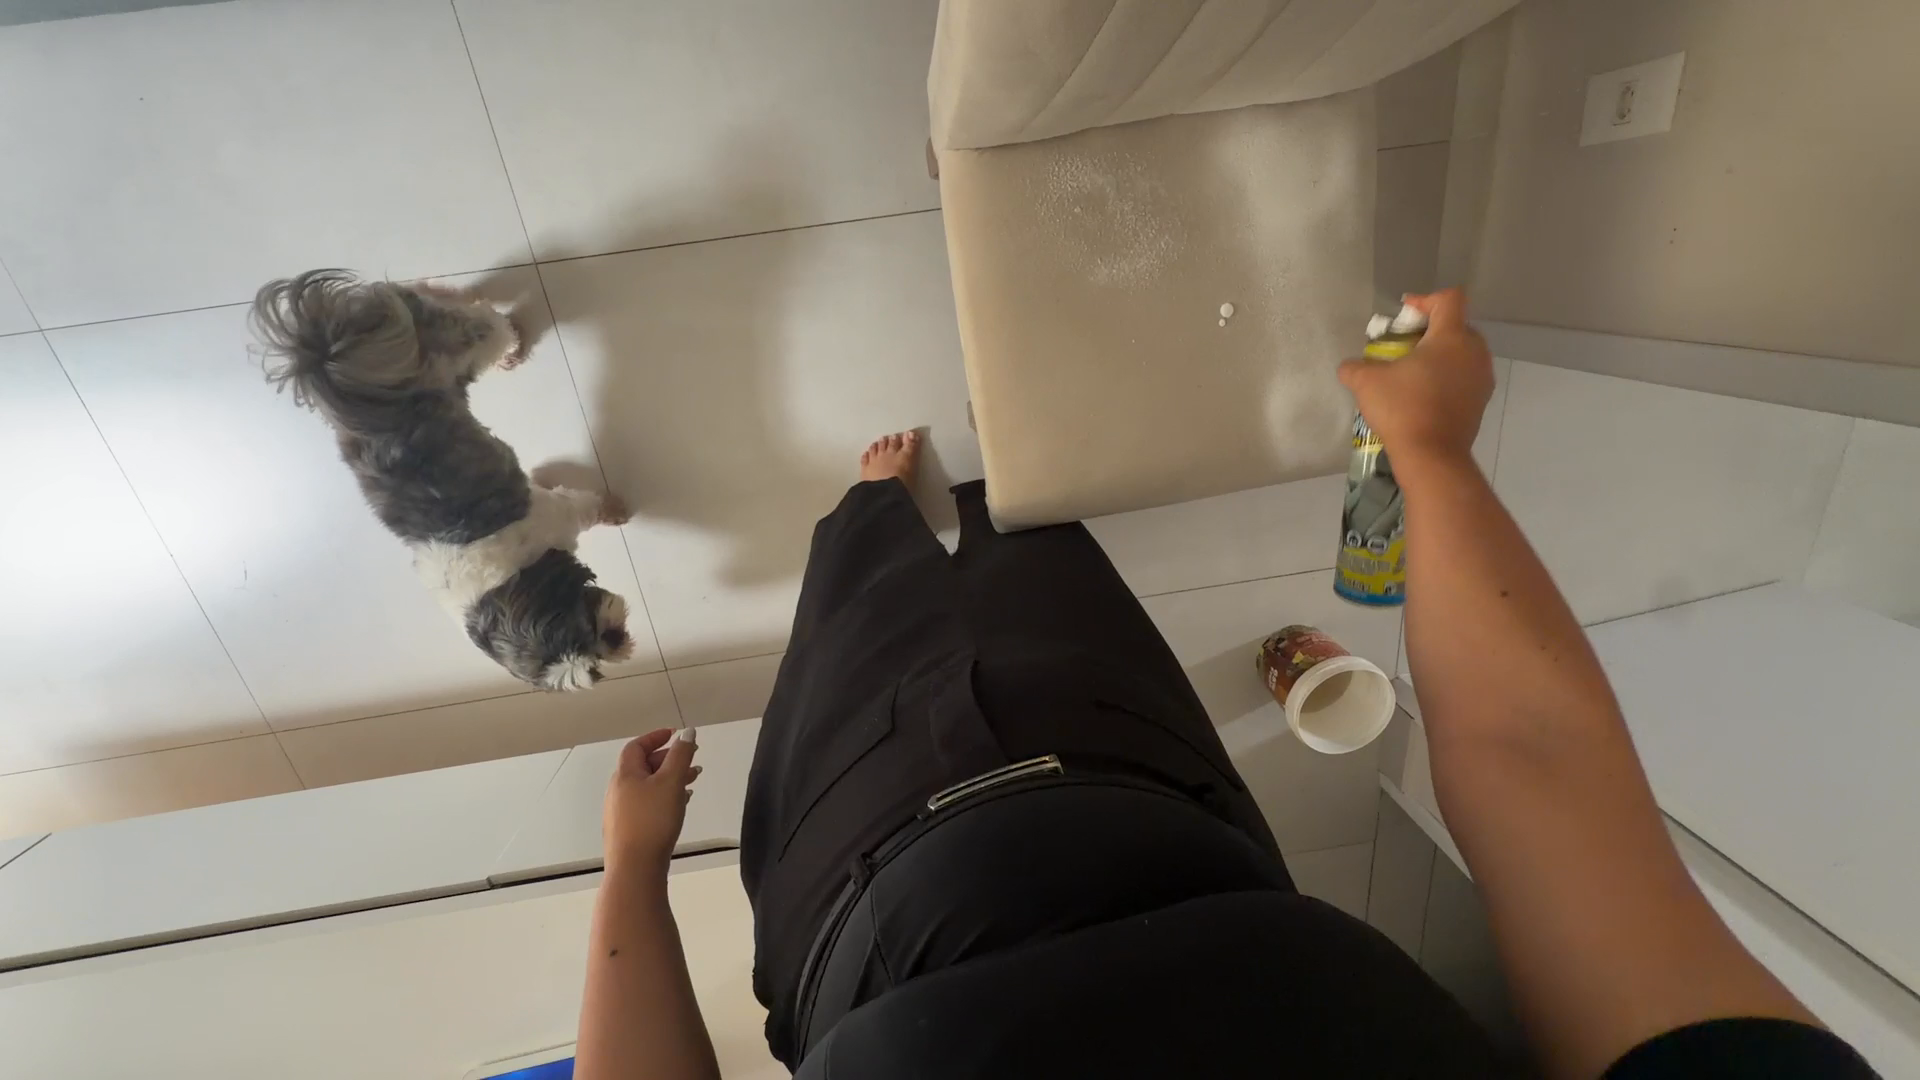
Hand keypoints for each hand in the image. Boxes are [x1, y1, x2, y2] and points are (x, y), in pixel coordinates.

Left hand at [602, 727, 701, 875]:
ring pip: (648, 785)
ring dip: (670, 777)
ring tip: (693, 779)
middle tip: (692, 758)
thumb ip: (681, 755)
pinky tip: (681, 803)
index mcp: (625, 775)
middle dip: (669, 758)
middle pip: (643, 765)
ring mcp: (621, 812)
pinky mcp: (628, 829)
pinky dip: (664, 795)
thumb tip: (687, 732)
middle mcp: (618, 791)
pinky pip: (648, 802)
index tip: (676, 734)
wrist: (635, 868)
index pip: (636, 747)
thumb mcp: (671, 781)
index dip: (656, 737)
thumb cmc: (653, 819)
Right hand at [1338, 288, 1493, 465]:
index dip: (1424, 300)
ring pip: (1461, 353)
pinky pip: (1463, 377)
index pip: (1448, 300)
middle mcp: (1475, 351)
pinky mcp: (1481, 400)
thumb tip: (1349, 366)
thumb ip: (1355, 367)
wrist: (1431, 453)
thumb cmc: (1402, 408)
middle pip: (1456, 326)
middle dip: (1429, 332)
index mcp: (1451, 337)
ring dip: (1438, 357)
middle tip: (1403, 348)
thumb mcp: (1365, 382)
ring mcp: (1482, 376)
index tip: (1403, 316)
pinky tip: (1422, 396)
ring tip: (1411, 374)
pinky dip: (1446, 378)